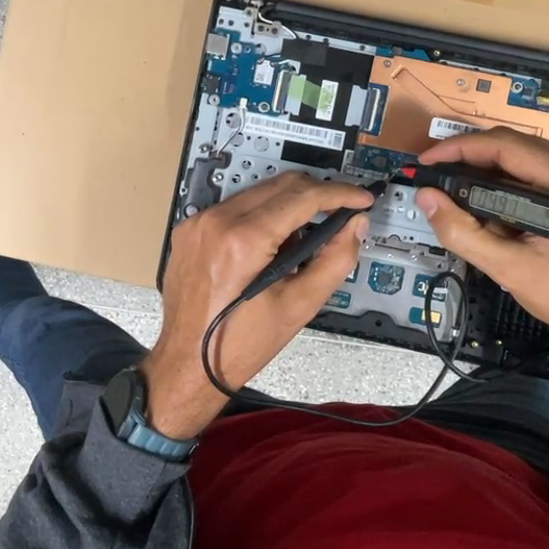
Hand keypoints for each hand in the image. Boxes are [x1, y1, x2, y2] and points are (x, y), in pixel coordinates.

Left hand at [143, 173, 373, 438]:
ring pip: (257, 192)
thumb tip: (354, 227)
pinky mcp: (189, 229)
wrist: (188, 363)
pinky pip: (233, 207)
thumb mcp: (299, 306)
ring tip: (303, 240)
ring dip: (287, 204)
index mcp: (242, 240)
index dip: (339, 194)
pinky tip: (270, 244)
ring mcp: (197, 223)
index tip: (360, 198)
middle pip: (280, 185)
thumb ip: (334, 260)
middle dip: (316, 194)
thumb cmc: (237, 344)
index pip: (302, 197)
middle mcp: (215, 222)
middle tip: (340, 215)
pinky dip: (258, 215)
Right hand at [416, 128, 548, 359]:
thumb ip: (462, 232)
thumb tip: (426, 198)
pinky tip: (490, 200)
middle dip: (469, 157)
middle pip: (514, 144)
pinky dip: (507, 178)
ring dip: (487, 168)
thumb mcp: (507, 268)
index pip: (506, 147)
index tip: (428, 162)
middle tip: (437, 176)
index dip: (459, 149)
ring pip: (523, 153)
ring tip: (459, 192)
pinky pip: (536, 166)